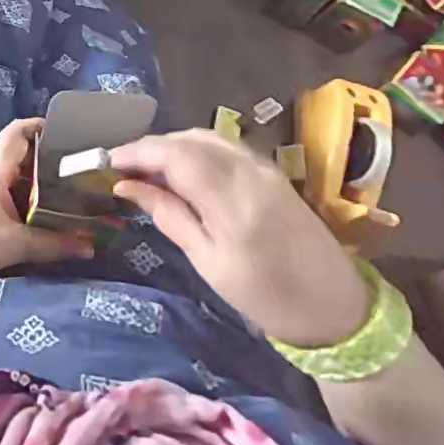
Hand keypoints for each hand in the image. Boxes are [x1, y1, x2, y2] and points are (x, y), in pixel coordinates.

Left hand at [0, 118, 93, 285]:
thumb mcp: (15, 244)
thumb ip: (55, 243)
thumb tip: (91, 246)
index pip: (20, 130)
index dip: (44, 126)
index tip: (71, 135)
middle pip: (23, 147)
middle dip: (50, 154)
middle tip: (80, 166)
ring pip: (16, 166)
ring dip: (39, 173)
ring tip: (70, 183)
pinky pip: (8, 180)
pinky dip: (27, 186)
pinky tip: (46, 202)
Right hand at [107, 129, 370, 347]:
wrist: (335, 306)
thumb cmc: (265, 296)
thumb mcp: (208, 262)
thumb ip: (169, 215)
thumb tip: (127, 187)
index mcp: (232, 201)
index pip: (175, 155)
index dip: (137, 152)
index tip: (108, 163)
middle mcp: (250, 173)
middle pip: (190, 139)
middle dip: (151, 146)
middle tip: (122, 168)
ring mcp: (265, 168)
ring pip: (207, 137)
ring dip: (172, 145)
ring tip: (145, 169)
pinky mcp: (272, 172)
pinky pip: (225, 146)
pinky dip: (196, 149)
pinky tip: (181, 169)